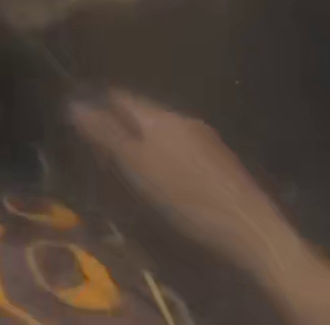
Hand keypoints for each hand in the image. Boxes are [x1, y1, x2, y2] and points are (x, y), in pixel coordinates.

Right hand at [70, 89, 301, 268]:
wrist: (257, 234)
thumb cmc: (186, 197)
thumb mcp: (136, 165)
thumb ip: (105, 132)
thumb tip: (72, 102)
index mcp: (158, 115)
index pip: (118, 94)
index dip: (97, 102)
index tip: (81, 118)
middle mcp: (182, 118)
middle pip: (140, 109)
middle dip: (120, 120)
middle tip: (104, 144)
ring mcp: (206, 138)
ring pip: (161, 127)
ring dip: (143, 136)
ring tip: (131, 160)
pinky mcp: (222, 160)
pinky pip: (181, 143)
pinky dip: (164, 150)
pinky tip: (166, 173)